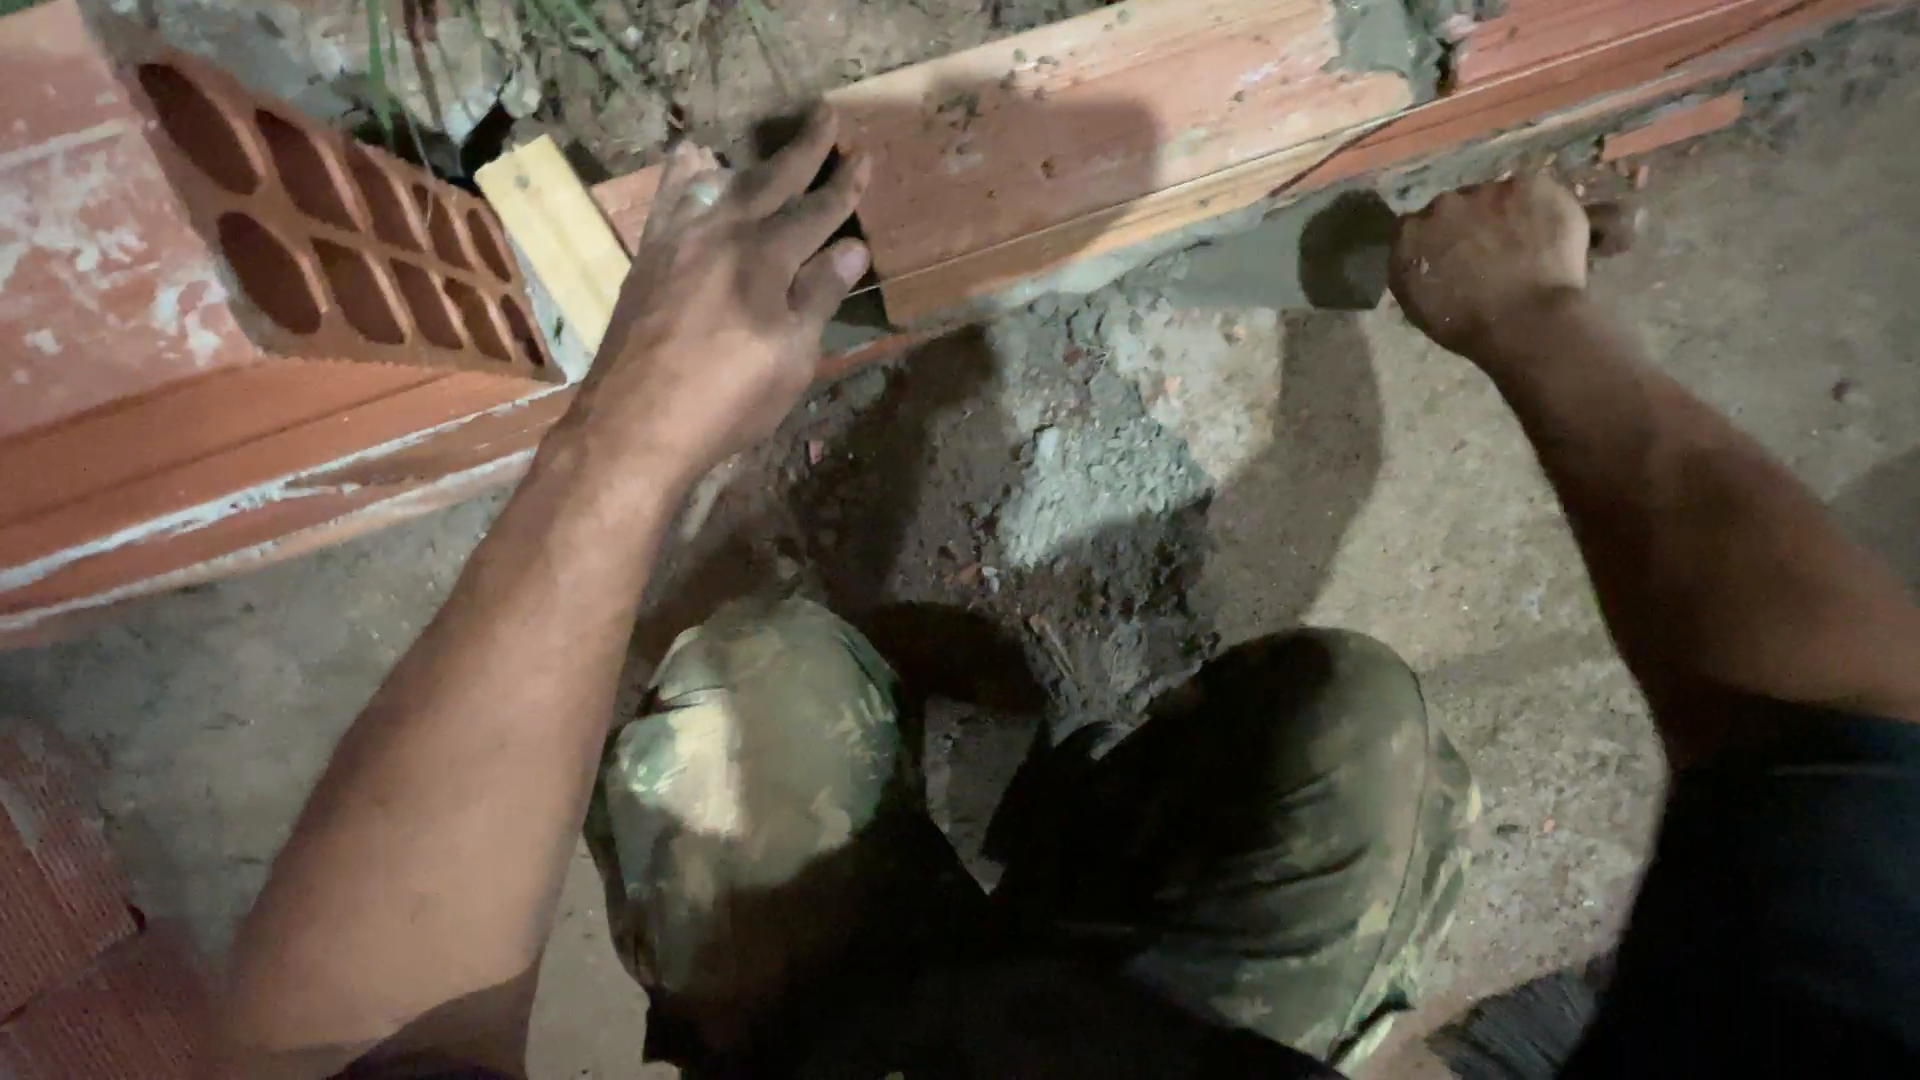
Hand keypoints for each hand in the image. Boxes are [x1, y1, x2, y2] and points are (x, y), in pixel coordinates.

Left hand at [563, 106, 871, 494]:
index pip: (815, 213)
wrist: (638, 422)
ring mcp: (677, 241)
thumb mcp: (791, 356)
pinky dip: (685, 177)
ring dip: (750, 163)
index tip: (865, 159)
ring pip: (718, 183)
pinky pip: (669, 200)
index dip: (843, 189)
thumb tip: (852, 249)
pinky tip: (692, 168)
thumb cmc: (729, 398)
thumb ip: (818, 297)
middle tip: (827, 118)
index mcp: (765, 258)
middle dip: (804, 151)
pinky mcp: (648, 258)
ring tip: (766, 149)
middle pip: (770, 182)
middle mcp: (720, 233)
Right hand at [1390, 174, 1590, 358]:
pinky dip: (1535, 208)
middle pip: (1451, 206)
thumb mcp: (1415, 301)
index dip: (1428, 239)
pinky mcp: (1532, 185)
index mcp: (1409, 235)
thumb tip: (1424, 254)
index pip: (1410, 226)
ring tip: (1517, 241)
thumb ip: (1412, 267)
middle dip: (1462, 223)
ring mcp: (1489, 191)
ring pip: (1492, 197)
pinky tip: (1541, 233)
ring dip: (1499, 214)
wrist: (1523, 317)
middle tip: (1481, 248)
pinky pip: (1530, 192)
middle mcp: (1443, 205)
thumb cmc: (1462, 323)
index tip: (1441, 254)